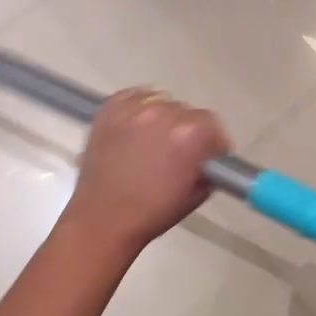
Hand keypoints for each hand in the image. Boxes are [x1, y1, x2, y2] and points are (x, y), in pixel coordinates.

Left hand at [61, 88, 230, 255]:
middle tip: (177, 151)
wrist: (102, 220)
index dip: (212, 142)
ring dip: (163, 118)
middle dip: (187, 130)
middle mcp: (165, 115)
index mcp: (190, 135)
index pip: (212, 125)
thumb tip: (208, 156)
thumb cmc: (153, 212)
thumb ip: (209, 167)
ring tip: (153, 140)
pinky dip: (138, 108)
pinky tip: (136, 126)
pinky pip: (133, 96)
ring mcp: (134, 110)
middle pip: (186, 112)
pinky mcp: (110, 109)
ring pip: (160, 102)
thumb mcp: (197, 194)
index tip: (207, 155)